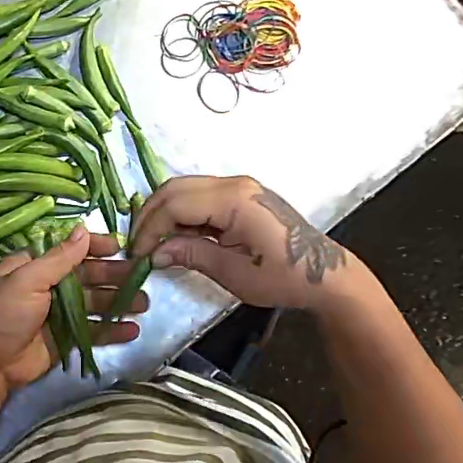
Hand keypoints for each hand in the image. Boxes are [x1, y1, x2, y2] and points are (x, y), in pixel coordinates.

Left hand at [0, 227, 146, 393]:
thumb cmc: (3, 315)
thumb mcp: (27, 280)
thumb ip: (59, 258)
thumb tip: (83, 229)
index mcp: (34, 267)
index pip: (69, 250)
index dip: (94, 247)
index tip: (119, 248)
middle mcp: (49, 287)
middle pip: (88, 276)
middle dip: (114, 277)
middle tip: (141, 277)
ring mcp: (58, 314)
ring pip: (95, 303)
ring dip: (118, 302)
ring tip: (143, 304)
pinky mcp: (66, 339)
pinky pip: (94, 330)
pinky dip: (113, 330)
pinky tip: (132, 330)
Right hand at [128, 176, 359, 311]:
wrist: (324, 273)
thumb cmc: (285, 277)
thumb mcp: (235, 274)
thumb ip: (193, 255)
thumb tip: (155, 254)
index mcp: (235, 200)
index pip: (175, 204)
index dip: (150, 228)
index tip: (139, 255)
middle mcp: (235, 184)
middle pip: (175, 188)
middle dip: (151, 216)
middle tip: (139, 247)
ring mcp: (239, 186)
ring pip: (185, 189)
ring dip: (164, 214)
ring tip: (154, 245)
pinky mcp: (241, 195)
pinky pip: (200, 196)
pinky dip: (182, 214)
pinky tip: (177, 238)